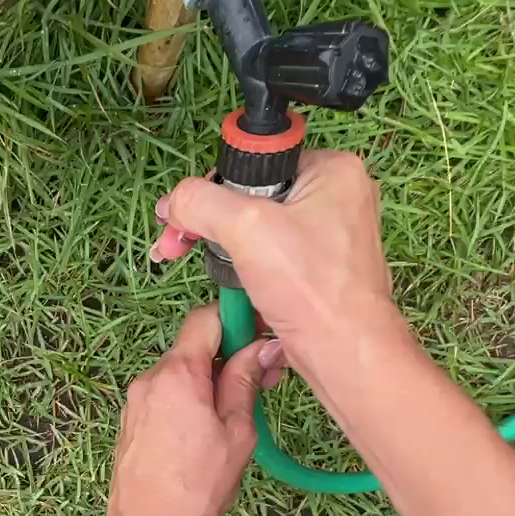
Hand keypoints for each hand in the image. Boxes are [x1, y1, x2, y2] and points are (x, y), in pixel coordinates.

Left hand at [104, 305, 281, 515]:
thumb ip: (245, 381)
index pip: (205, 319)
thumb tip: (263, 346)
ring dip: (210, 380)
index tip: (263, 338)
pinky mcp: (131, 421)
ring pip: (179, 373)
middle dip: (229, 356)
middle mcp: (148, 378)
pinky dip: (189, 399)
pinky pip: (165, 395)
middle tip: (265, 381)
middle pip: (193, 347)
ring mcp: (135, 400)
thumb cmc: (197, 486)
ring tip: (238, 415)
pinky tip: (208, 430)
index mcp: (176, 373)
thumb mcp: (237, 431)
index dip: (237, 321)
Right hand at [149, 150, 402, 380]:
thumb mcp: (245, 228)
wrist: (341, 349)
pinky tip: (232, 281)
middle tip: (177, 245)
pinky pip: (269, 252)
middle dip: (208, 222)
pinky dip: (244, 265)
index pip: (252, 166)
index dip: (210, 191)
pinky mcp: (319, 264)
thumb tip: (172, 201)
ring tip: (202, 265)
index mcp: (331, 169)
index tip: (182, 219)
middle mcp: (336, 194)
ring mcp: (329, 232)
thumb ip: (201, 202)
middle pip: (249, 196)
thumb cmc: (309, 287)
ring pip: (256, 227)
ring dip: (222, 246)